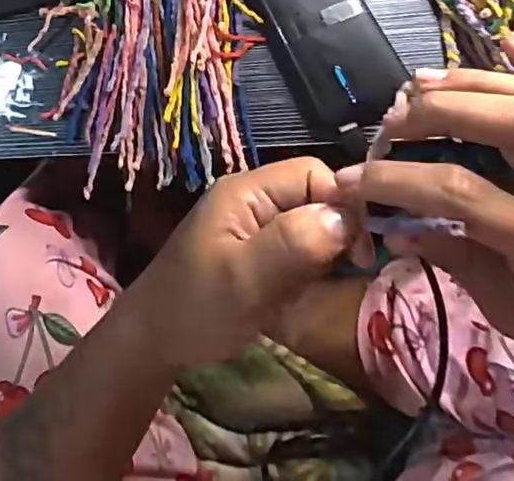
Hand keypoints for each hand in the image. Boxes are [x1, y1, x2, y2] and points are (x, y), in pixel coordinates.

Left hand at [112, 157, 350, 373]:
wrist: (155, 339)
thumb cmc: (195, 304)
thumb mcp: (242, 277)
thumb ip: (291, 244)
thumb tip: (344, 218)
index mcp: (246, 190)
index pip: (312, 174)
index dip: (342, 204)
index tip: (358, 252)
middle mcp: (254, 199)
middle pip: (316, 197)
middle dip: (336, 233)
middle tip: (344, 275)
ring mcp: (257, 226)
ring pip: (313, 225)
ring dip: (325, 256)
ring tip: (319, 288)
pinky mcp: (260, 252)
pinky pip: (301, 250)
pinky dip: (312, 271)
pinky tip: (305, 295)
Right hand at [336, 33, 513, 387]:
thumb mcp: (513, 315)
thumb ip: (455, 259)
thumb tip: (393, 221)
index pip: (468, 197)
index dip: (398, 181)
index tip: (350, 180)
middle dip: (442, 112)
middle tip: (392, 120)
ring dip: (477, 80)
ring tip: (422, 84)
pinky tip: (505, 41)